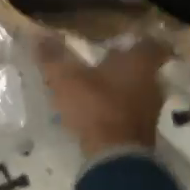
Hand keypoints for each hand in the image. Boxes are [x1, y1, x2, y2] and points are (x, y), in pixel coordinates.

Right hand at [35, 35, 169, 157]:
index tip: (128, 35)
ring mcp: (150, 108)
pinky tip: (97, 103)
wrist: (115, 156)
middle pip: (144, 66)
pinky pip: (131, 106)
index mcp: (137, 64)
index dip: (142, 38)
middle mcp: (151, 83)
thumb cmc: (95, 105)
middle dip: (125, 61)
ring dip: (120, 83)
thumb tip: (38, 33)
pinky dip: (117, 102)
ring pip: (137, 87)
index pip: (152, 44)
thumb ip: (51, 55)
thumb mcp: (64, 77)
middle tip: (103, 55)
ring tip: (95, 80)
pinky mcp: (142, 127)